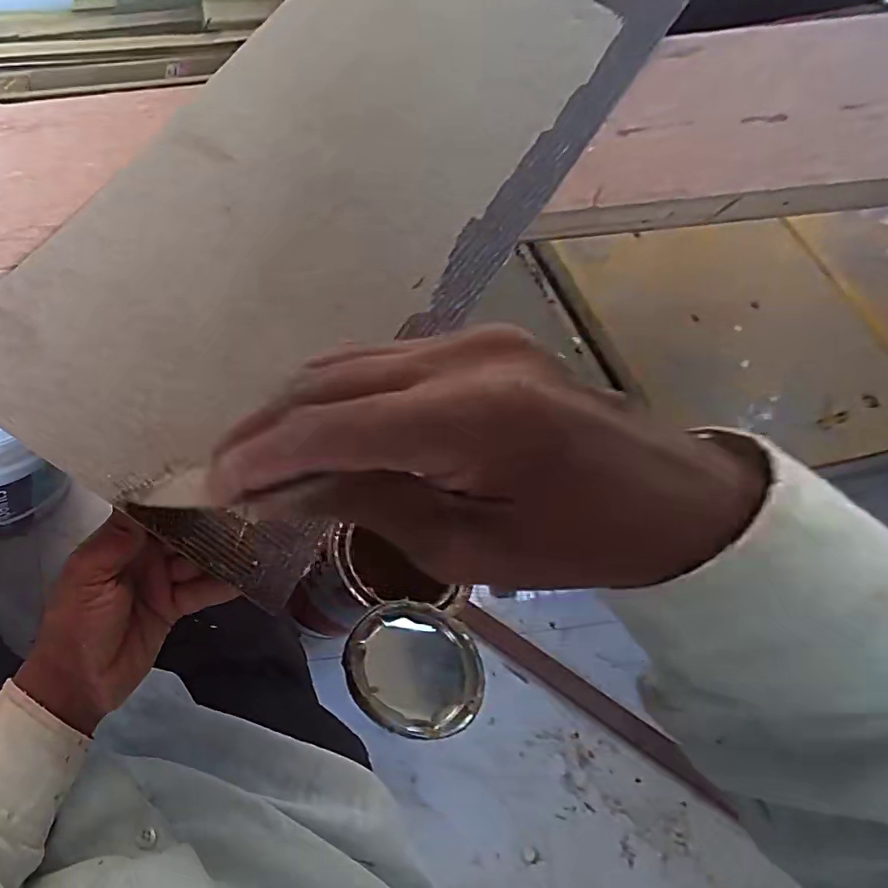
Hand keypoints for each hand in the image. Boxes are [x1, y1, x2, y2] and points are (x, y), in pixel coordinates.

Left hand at [15, 512, 237, 734]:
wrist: (80, 679)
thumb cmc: (77, 620)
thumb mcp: (89, 575)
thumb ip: (116, 540)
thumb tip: (145, 503)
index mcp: (113, 543)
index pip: (147, 513)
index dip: (172, 498)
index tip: (204, 478)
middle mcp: (138, 557)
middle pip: (176, 534)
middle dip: (204, 521)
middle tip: (243, 502)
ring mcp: (157, 582)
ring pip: (193, 560)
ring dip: (219, 550)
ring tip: (255, 532)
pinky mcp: (172, 608)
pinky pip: (200, 591)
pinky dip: (222, 584)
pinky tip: (248, 572)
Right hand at [204, 324, 769, 590]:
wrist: (675, 498)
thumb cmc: (574, 545)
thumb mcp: (459, 547)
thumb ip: (360, 503)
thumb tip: (272, 494)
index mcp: (471, 419)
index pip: (331, 427)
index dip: (261, 455)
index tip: (212, 484)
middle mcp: (463, 359)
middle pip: (323, 387)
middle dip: (258, 431)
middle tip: (216, 470)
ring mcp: (466, 340)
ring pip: (337, 367)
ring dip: (281, 411)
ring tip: (245, 453)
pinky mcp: (466, 342)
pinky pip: (366, 364)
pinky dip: (319, 396)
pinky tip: (296, 428)